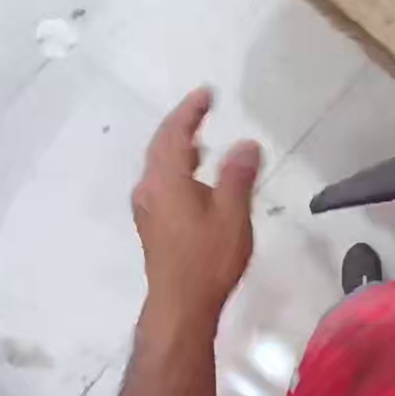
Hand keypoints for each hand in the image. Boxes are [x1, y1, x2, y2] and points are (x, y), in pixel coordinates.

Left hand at [132, 88, 262, 327]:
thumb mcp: (233, 214)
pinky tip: (197, 177)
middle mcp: (150, 189)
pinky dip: (180, 168)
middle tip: (204, 109)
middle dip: (182, 125)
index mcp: (167, 182)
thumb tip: (246, 144)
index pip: (174, 135)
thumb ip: (238, 176)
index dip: (189, 111)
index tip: (206, 93)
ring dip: (180, 147)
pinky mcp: (154, 223)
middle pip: (161, 147)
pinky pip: (164, 182)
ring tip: (203, 140)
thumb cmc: (209, 257)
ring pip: (161, 166)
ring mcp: (148, 208)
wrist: (181, 302)